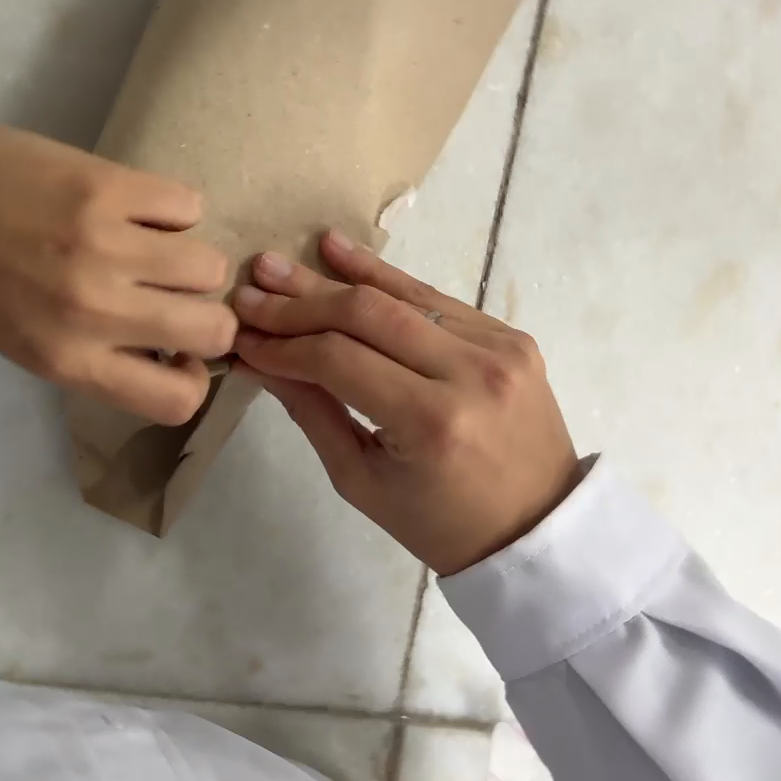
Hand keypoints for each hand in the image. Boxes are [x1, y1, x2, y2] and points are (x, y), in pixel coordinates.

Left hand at [0, 121, 237, 425]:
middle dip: (201, 313)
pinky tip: (132, 206)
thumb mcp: (26, 343)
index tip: (172, 349)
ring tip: (147, 241)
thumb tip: (163, 346)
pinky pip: (187, 204)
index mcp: (70, 361)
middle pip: (212, 329)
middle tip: (167, 289)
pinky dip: (168, 207)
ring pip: (209, 264)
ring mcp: (107, 246)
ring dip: (185, 255)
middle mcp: (98, 312)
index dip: (188, 374)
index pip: (176, 400)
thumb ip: (95, 354)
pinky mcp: (108, 187)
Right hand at [231, 230, 580, 574]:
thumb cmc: (437, 521)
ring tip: (273, 265)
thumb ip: (308, 408)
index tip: (239, 338)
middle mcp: (470, 374)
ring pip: (395, 295)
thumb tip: (255, 358)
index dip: (281, 345)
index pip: (336, 359)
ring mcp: (498, 348)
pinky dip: (378, 272)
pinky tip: (333, 248)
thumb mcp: (357, 477)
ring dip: (328, 278)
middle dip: (296, 304)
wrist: (541, 532)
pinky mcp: (507, 336)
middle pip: (364, 316)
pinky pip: (429, 296)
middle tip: (246, 294)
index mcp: (431, 422)